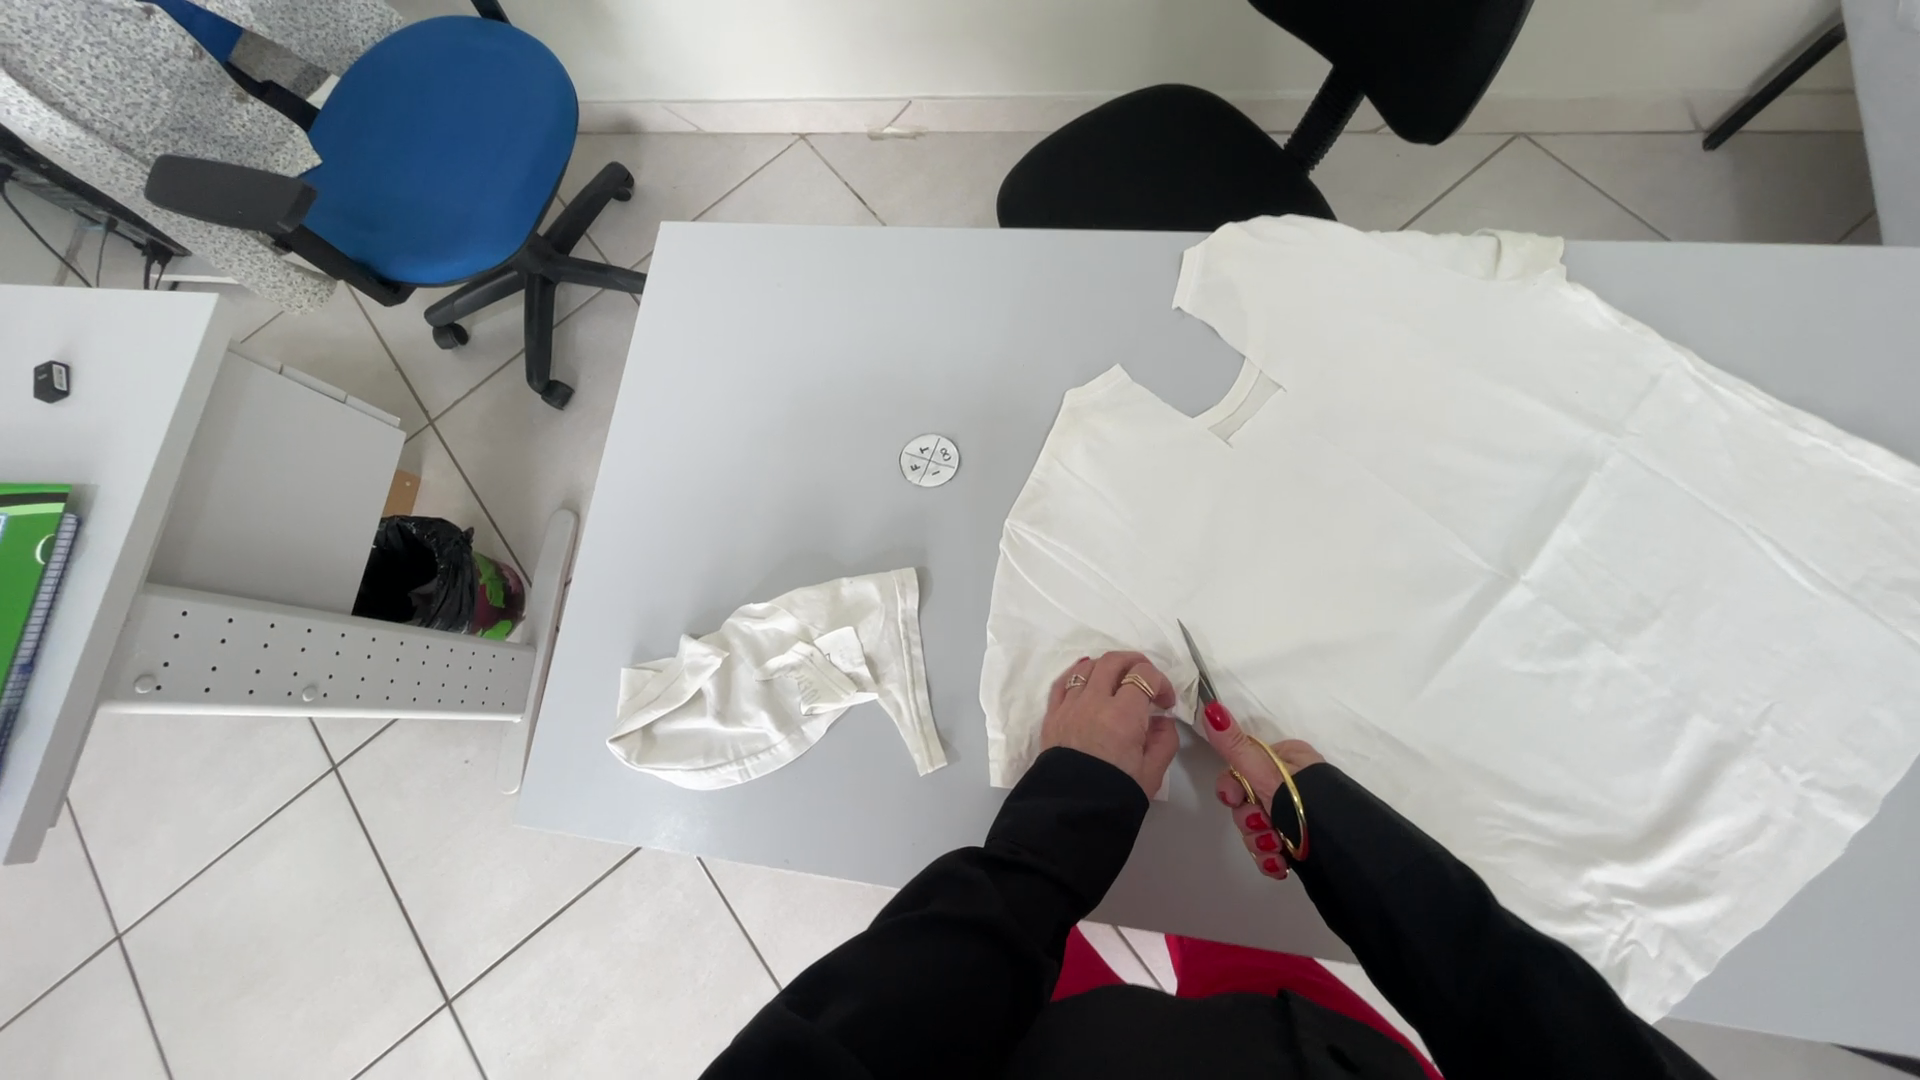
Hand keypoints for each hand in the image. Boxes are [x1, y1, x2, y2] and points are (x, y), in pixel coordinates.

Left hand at [1040, 652, 1180, 796]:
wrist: (1071, 813)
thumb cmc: (1116, 794)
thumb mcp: (1152, 773)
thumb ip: (1164, 741)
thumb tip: (1163, 720)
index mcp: (1122, 715)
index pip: (1144, 675)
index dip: (1161, 682)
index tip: (1166, 702)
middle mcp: (1093, 702)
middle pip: (1113, 661)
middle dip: (1135, 662)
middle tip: (1146, 678)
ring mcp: (1069, 705)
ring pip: (1087, 666)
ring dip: (1107, 667)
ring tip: (1118, 680)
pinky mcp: (1052, 715)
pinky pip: (1063, 682)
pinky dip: (1078, 674)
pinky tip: (1087, 679)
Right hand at [1198, 705, 1323, 880]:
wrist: (1347, 857)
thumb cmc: (1306, 806)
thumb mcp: (1266, 774)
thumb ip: (1234, 746)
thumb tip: (1211, 707)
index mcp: (1287, 759)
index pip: (1241, 767)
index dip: (1232, 787)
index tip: (1234, 799)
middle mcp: (1291, 785)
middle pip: (1246, 801)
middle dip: (1250, 821)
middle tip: (1263, 827)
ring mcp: (1296, 817)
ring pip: (1257, 827)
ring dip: (1260, 843)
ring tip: (1276, 850)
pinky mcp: (1300, 844)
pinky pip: (1271, 850)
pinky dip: (1271, 859)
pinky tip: (1280, 865)